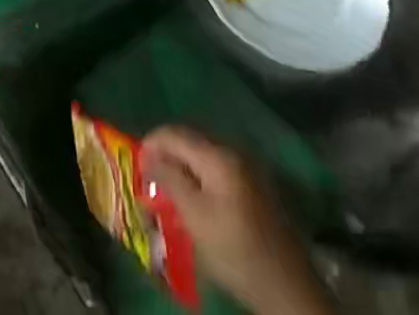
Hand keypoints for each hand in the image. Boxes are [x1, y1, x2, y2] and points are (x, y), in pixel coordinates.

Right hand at [142, 126, 333, 314]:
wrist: (284, 284)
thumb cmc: (234, 250)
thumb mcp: (195, 216)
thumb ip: (170, 179)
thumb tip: (148, 154)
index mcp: (219, 156)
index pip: (176, 133)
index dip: (152, 142)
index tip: (134, 163)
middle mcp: (234, 152)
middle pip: (191, 140)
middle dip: (166, 154)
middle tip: (147, 178)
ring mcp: (247, 167)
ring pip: (203, 155)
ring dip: (182, 166)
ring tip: (166, 191)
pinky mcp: (254, 184)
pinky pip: (217, 168)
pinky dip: (199, 176)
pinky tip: (193, 199)